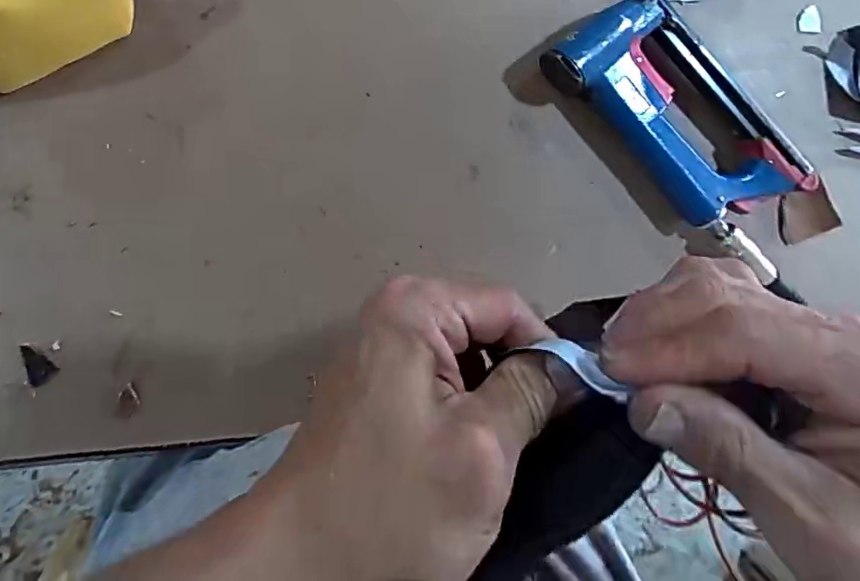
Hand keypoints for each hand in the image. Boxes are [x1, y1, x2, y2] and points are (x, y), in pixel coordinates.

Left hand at [106, 276, 569, 580]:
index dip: (545, 351)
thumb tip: (567, 363)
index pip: (509, 305)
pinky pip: (436, 378)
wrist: (292, 573)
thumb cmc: (388, 510)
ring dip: (487, 400)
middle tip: (530, 438)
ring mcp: (377, 347)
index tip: (566, 407)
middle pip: (485, 327)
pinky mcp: (371, 384)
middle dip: (513, 378)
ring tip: (495, 453)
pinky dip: (459, 411)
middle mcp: (393, 311)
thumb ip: (531, 390)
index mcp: (415, 306)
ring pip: (464, 357)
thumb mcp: (481, 449)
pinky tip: (458, 455)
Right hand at [601, 257, 859, 580]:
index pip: (746, 329)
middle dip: (659, 319)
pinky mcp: (801, 345)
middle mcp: (841, 331)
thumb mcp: (815, 524)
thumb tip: (643, 402)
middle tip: (605, 361)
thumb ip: (732, 454)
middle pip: (731, 292)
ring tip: (624, 354)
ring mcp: (821, 333)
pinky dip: (684, 321)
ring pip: (726, 286)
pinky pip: (732, 309)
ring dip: (666, 311)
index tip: (611, 369)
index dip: (671, 342)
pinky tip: (659, 350)